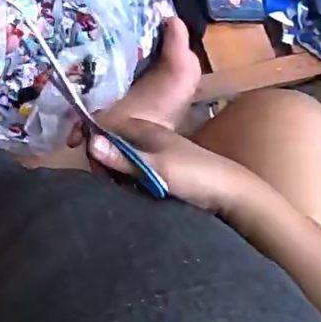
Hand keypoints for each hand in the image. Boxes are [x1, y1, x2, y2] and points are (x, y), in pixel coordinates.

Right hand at [85, 114, 274, 219]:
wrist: (231, 194)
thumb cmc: (195, 175)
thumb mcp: (156, 168)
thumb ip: (124, 158)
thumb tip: (91, 143)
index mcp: (145, 128)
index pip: (106, 126)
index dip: (93, 142)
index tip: (89, 165)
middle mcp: (147, 137)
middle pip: (111, 145)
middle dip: (102, 162)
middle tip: (106, 184)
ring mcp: (154, 153)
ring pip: (122, 160)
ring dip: (115, 175)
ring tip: (116, 192)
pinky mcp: (160, 170)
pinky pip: (133, 172)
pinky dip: (127, 182)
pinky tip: (129, 195)